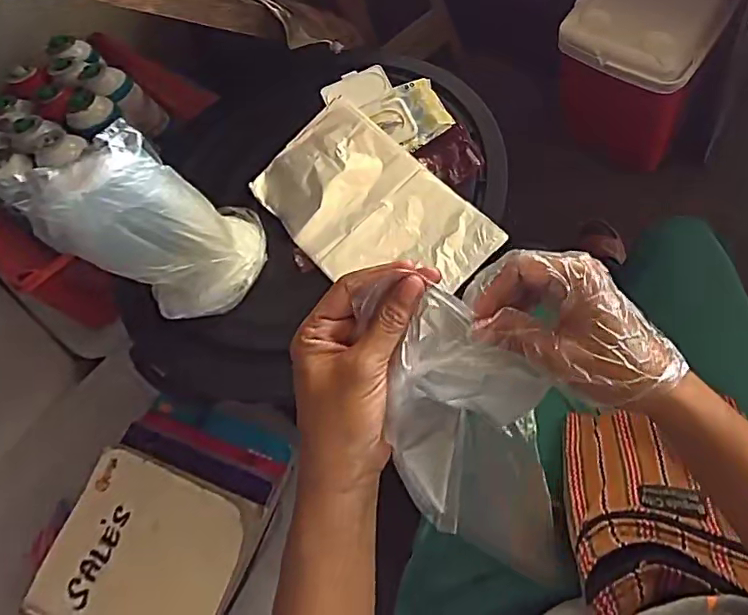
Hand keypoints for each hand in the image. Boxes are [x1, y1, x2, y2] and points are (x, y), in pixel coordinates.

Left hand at [290, 261, 440, 490]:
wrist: (346, 477)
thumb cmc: (342, 425)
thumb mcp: (364, 367)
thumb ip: (389, 321)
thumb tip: (413, 282)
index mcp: (315, 332)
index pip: (350, 289)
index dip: (382, 275)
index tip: (413, 269)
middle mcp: (331, 336)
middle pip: (366, 297)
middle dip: (396, 285)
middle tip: (429, 276)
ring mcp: (352, 350)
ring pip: (380, 314)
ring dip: (404, 301)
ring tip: (431, 288)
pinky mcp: (371, 364)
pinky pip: (389, 332)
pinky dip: (407, 321)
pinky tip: (424, 312)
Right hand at [470, 250, 687, 407]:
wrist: (657, 384)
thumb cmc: (614, 368)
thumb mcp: (558, 353)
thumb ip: (517, 333)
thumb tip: (483, 327)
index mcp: (575, 273)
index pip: (520, 265)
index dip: (493, 289)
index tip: (477, 316)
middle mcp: (579, 268)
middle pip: (526, 268)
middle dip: (499, 294)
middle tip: (480, 322)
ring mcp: (583, 279)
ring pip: (535, 279)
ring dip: (512, 300)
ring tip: (494, 327)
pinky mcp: (585, 294)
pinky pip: (548, 290)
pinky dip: (528, 305)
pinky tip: (516, 326)